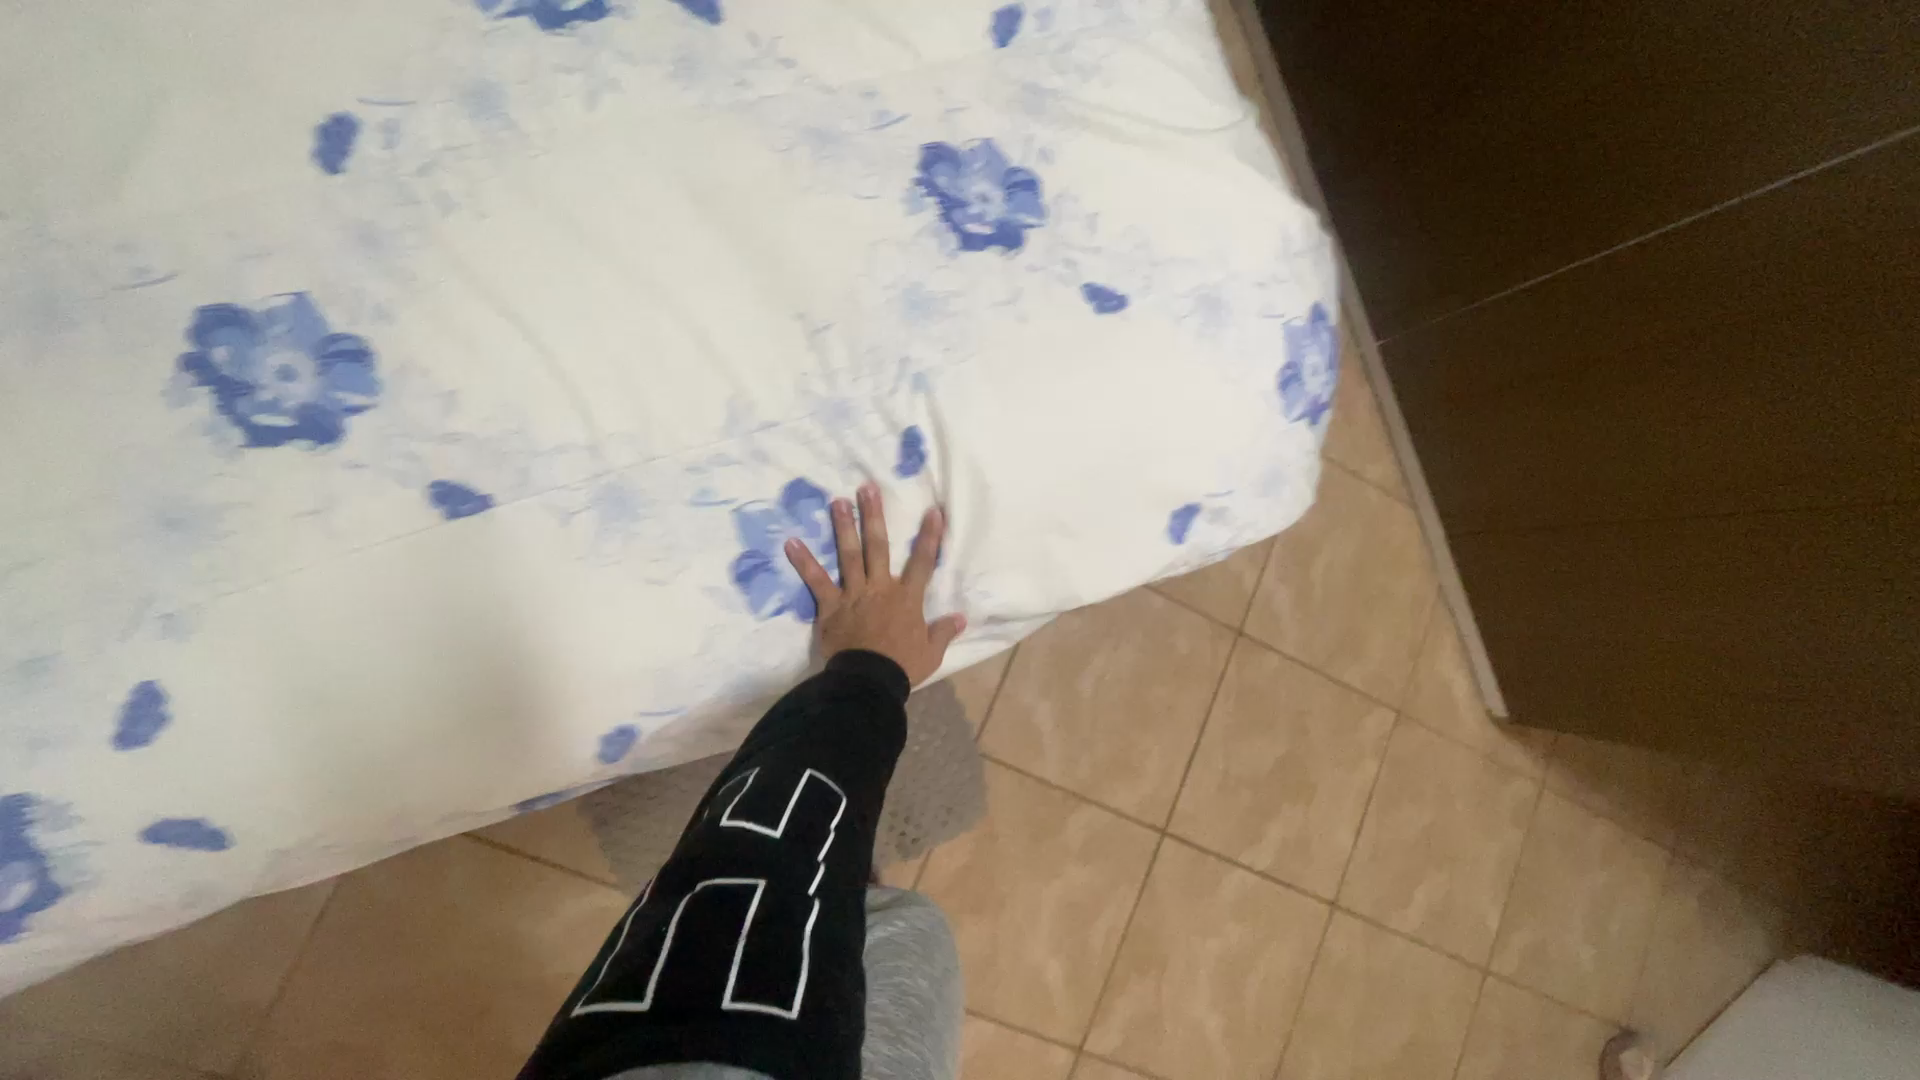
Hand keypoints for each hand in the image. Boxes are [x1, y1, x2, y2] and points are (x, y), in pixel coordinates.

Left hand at [785, 483, 965, 685]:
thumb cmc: (901, 667)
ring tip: (838, 501)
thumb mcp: (931, 652)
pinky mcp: (830, 606)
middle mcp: (880, 588)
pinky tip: (791, 543)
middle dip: (874, 516)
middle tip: (867, 489)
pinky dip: (803, 562)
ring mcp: (853, 594)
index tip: (933, 511)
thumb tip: (960, 618)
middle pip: (878, 546)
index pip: (923, 562)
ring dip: (843, 527)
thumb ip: (943, 632)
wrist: (868, 682)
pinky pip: (816, 581)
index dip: (929, 536)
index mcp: (907, 598)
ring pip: (849, 554)